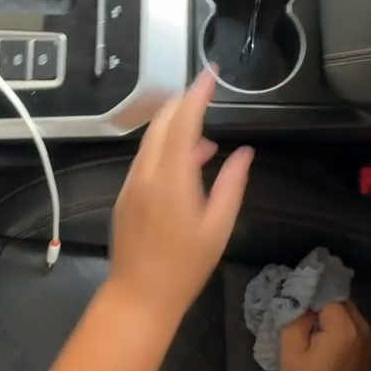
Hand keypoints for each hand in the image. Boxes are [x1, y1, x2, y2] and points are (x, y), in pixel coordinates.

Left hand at [108, 68, 253, 320]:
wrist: (139, 296)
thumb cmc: (184, 266)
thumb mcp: (218, 227)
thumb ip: (232, 185)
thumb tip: (245, 153)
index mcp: (170, 179)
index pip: (182, 123)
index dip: (196, 94)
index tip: (210, 74)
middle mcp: (145, 174)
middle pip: (160, 123)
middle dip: (182, 103)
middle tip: (206, 93)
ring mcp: (131, 183)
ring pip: (150, 140)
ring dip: (175, 127)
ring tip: (205, 137)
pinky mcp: (125, 194)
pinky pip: (145, 158)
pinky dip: (165, 148)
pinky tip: (186, 162)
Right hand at [280, 301, 370, 370]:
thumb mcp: (290, 350)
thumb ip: (295, 317)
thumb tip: (299, 298)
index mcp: (343, 327)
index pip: (326, 293)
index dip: (309, 291)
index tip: (292, 292)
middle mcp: (362, 327)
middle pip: (339, 297)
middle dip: (319, 297)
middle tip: (298, 304)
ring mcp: (368, 336)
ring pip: (346, 307)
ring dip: (328, 308)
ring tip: (309, 317)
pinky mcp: (368, 344)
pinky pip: (351, 320)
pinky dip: (337, 318)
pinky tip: (322, 329)